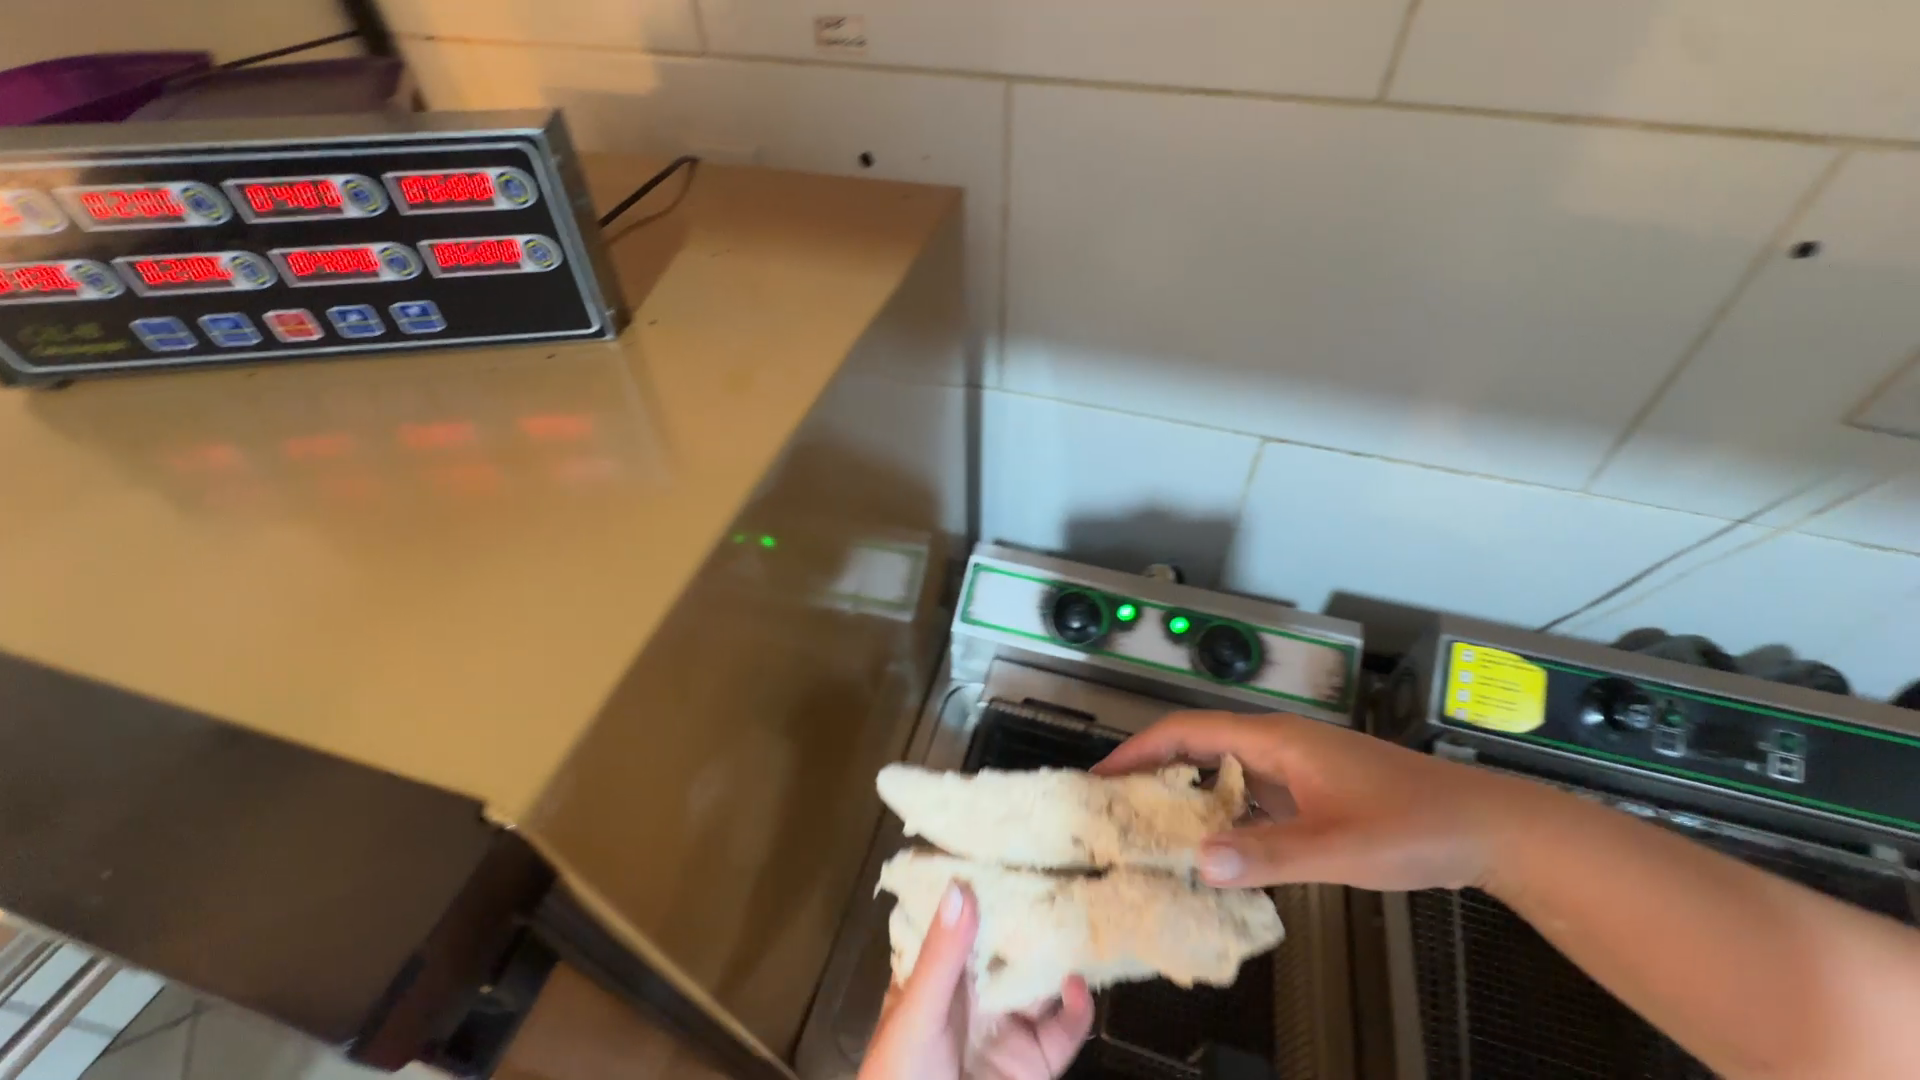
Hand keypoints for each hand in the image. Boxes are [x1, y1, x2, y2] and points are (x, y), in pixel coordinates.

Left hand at [859, 882, 1093, 1079]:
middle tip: (1063, 872)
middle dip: (1033, 917)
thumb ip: (942, 956)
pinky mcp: (1034, 1061)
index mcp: (934, 978)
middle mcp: (973, 997)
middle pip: (1008, 948)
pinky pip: (1064, 1029)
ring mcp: (1006, 1027)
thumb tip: (961, 885)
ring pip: (1040, 981)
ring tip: (1082, 917)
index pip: (960, 924)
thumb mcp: (916, 1014)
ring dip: (1061, 955)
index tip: (1009, 850)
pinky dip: (1077, 1006)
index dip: (982, 891)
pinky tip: (1076, 984)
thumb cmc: (901, 1077)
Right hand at [1094, 711, 1539, 891]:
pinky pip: (1248, 798)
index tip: (1100, 775)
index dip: (1138, 748)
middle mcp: (1277, 746)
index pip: (1186, 731)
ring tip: (1148, 831)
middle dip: (1152, 772)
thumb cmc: (1414, 826)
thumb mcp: (1338, 846)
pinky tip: (1211, 851)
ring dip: (1184, 796)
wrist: (1486, 829)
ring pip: (1221, 773)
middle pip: (1197, 747)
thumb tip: (1198, 862)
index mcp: (1274, 740)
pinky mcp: (1311, 794)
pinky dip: (1220, 817)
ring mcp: (1295, 769)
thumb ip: (1269, 854)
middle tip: (1113, 807)